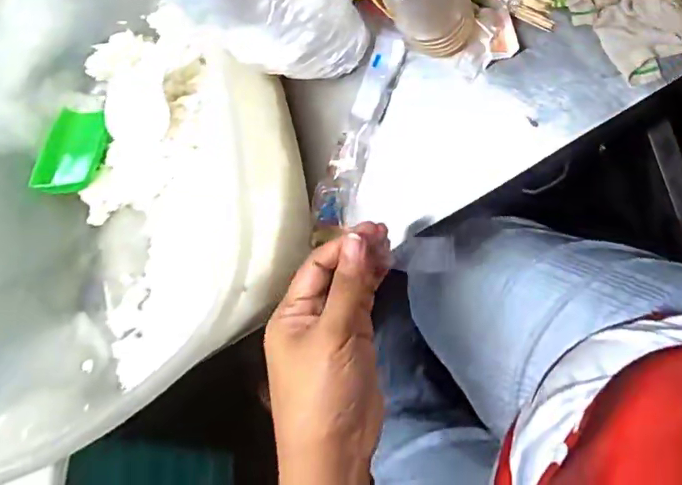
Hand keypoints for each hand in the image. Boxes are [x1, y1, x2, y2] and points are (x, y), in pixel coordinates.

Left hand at [265, 222, 391, 484]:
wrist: (336, 451)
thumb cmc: (323, 392)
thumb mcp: (334, 334)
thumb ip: (348, 284)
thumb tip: (358, 238)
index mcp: (291, 315)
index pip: (316, 266)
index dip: (343, 245)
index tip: (373, 230)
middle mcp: (309, 316)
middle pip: (334, 271)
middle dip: (357, 249)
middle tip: (386, 231)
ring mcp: (332, 327)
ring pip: (350, 283)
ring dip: (368, 262)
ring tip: (390, 242)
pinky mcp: (354, 337)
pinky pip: (362, 299)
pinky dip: (374, 281)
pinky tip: (387, 265)